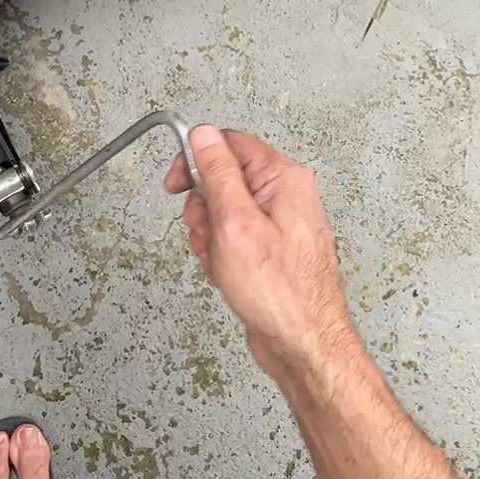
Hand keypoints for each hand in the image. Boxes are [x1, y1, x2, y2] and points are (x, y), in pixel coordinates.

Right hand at [165, 126, 355, 371]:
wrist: (302, 343)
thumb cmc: (279, 293)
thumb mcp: (235, 223)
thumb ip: (218, 174)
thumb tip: (203, 135)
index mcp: (282, 178)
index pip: (228, 143)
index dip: (196, 160)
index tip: (177, 184)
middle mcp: (285, 195)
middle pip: (222, 179)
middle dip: (203, 209)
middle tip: (208, 234)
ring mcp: (279, 222)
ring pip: (223, 210)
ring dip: (210, 236)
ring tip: (221, 260)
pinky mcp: (271, 247)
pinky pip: (232, 235)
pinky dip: (221, 253)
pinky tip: (228, 271)